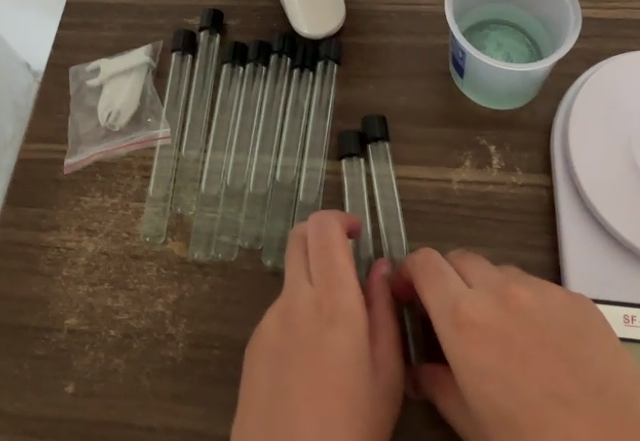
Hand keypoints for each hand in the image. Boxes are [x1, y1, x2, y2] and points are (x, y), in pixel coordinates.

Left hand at [231, 211, 403, 440]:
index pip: (322, 229)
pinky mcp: (253, 343)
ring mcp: (268, 320)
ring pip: (292, 277)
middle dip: (323, 237)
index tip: (358, 233)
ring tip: (338, 330)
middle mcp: (295, 301)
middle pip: (299, 238)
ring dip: (313, 280)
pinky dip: (299, 313)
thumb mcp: (386, 374)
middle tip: (347, 261)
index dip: (339, 219)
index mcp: (333, 303)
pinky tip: (314, 358)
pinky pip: (280, 311)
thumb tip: (380, 267)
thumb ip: (384, 311)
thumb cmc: (350, 427)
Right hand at [398, 247, 639, 440]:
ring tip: (500, 333)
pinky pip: (539, 287)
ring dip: (489, 290)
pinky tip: (540, 343)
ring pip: (500, 271)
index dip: (411, 273)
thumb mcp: (473, 423)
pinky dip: (528, 303)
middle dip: (448, 280)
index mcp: (464, 319)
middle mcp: (500, 292)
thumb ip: (438, 387)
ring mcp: (541, 291)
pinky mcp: (576, 299)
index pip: (424, 263)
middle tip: (450, 315)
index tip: (409, 292)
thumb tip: (422, 373)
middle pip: (458, 258)